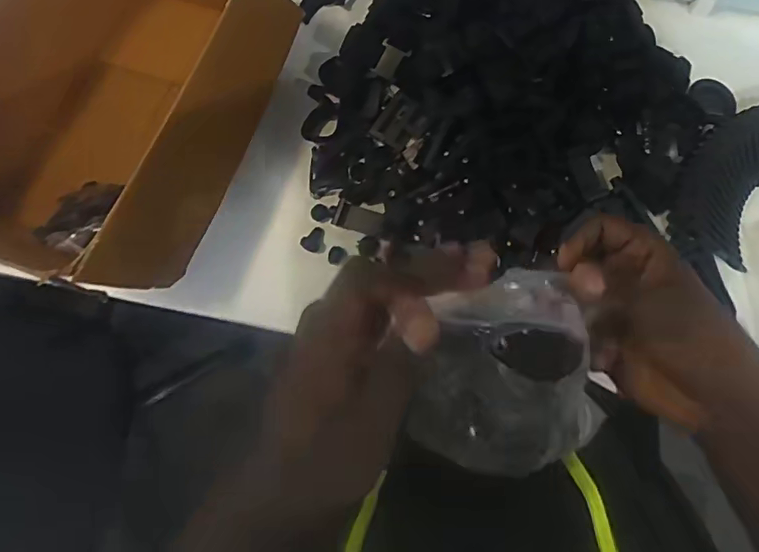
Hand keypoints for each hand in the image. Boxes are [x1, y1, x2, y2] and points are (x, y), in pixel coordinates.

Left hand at [181, 243, 493, 549]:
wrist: (284, 497)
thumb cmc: (329, 459)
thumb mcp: (370, 422)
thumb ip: (398, 365)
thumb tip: (428, 317)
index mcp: (328, 329)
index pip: (372, 278)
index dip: (417, 271)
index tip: (461, 271)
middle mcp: (324, 318)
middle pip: (376, 276)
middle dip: (425, 267)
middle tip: (474, 262)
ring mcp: (328, 331)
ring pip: (375, 291)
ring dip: (417, 280)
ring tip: (462, 273)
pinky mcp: (335, 349)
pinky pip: (372, 311)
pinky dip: (403, 302)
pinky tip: (428, 305)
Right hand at [562, 216, 758, 551]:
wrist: (727, 404)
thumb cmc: (701, 342)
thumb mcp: (657, 307)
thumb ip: (610, 290)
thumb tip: (570, 276)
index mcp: (645, 257)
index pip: (602, 227)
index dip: (581, 236)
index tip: (565, 261)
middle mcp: (629, 280)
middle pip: (583, 263)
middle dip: (565, 279)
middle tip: (550, 299)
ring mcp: (619, 313)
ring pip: (578, 300)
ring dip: (565, 312)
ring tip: (554, 327)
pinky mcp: (613, 349)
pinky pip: (581, 336)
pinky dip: (572, 342)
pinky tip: (570, 351)